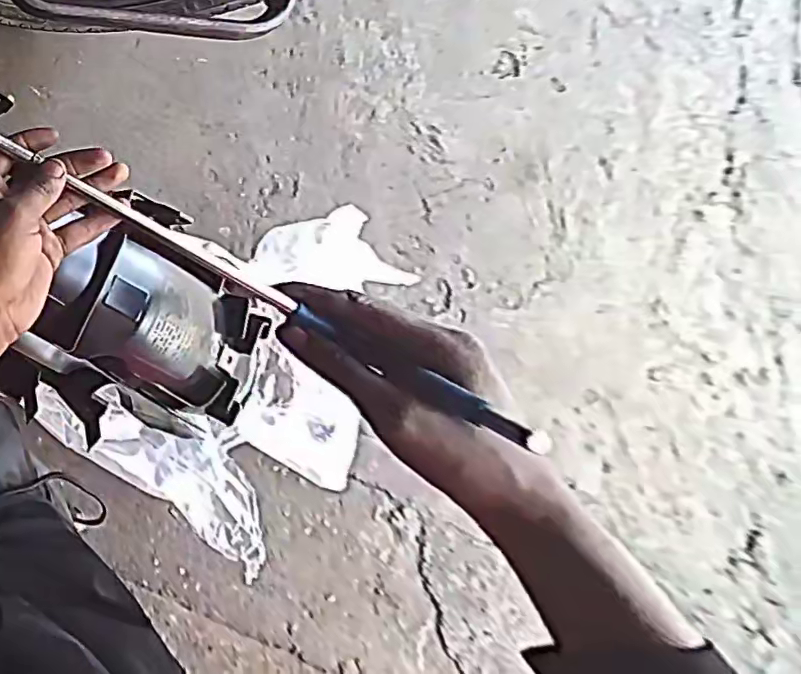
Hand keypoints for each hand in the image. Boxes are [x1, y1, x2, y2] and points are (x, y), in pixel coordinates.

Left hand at [0, 127, 129, 347]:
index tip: (51, 137)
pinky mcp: (44, 250)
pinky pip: (74, 229)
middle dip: (74, 166)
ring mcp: (27, 229)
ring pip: (64, 201)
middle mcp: (6, 207)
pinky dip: (95, 220)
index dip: (30, 142)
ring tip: (116, 176)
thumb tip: (54, 170)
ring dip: (91, 189)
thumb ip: (38, 188)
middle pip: (44, 177)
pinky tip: (114, 211)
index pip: (8, 155)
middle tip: (101, 158)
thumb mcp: (14, 214)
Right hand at [276, 284, 561, 523]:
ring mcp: (443, 360)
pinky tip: (330, 357)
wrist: (524, 506)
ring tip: (295, 336)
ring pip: (371, 334)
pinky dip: (350, 350)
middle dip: (318, 313)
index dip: (312, 297)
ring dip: (332, 333)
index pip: (358, 306)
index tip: (276, 293)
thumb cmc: (466, 460)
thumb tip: (294, 333)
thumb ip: (338, 366)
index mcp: (439, 343)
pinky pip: (382, 352)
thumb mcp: (390, 410)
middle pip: (364, 316)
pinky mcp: (437, 377)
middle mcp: (443, 342)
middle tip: (276, 314)